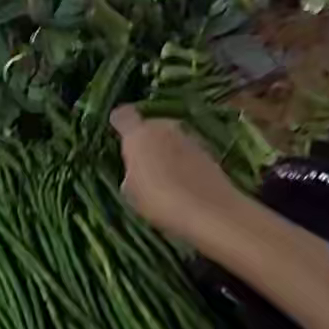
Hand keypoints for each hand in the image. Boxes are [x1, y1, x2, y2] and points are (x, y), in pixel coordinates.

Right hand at [111, 106, 244, 239]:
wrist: (210, 211)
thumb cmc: (161, 203)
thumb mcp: (131, 196)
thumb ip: (129, 175)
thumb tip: (135, 171)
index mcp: (138, 135)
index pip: (123, 116)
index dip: (119, 124)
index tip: (118, 135)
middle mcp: (164, 127)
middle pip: (149, 127)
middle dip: (146, 142)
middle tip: (143, 167)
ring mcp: (189, 137)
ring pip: (170, 139)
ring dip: (167, 152)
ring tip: (165, 179)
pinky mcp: (208, 151)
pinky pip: (187, 152)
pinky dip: (184, 163)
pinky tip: (184, 184)